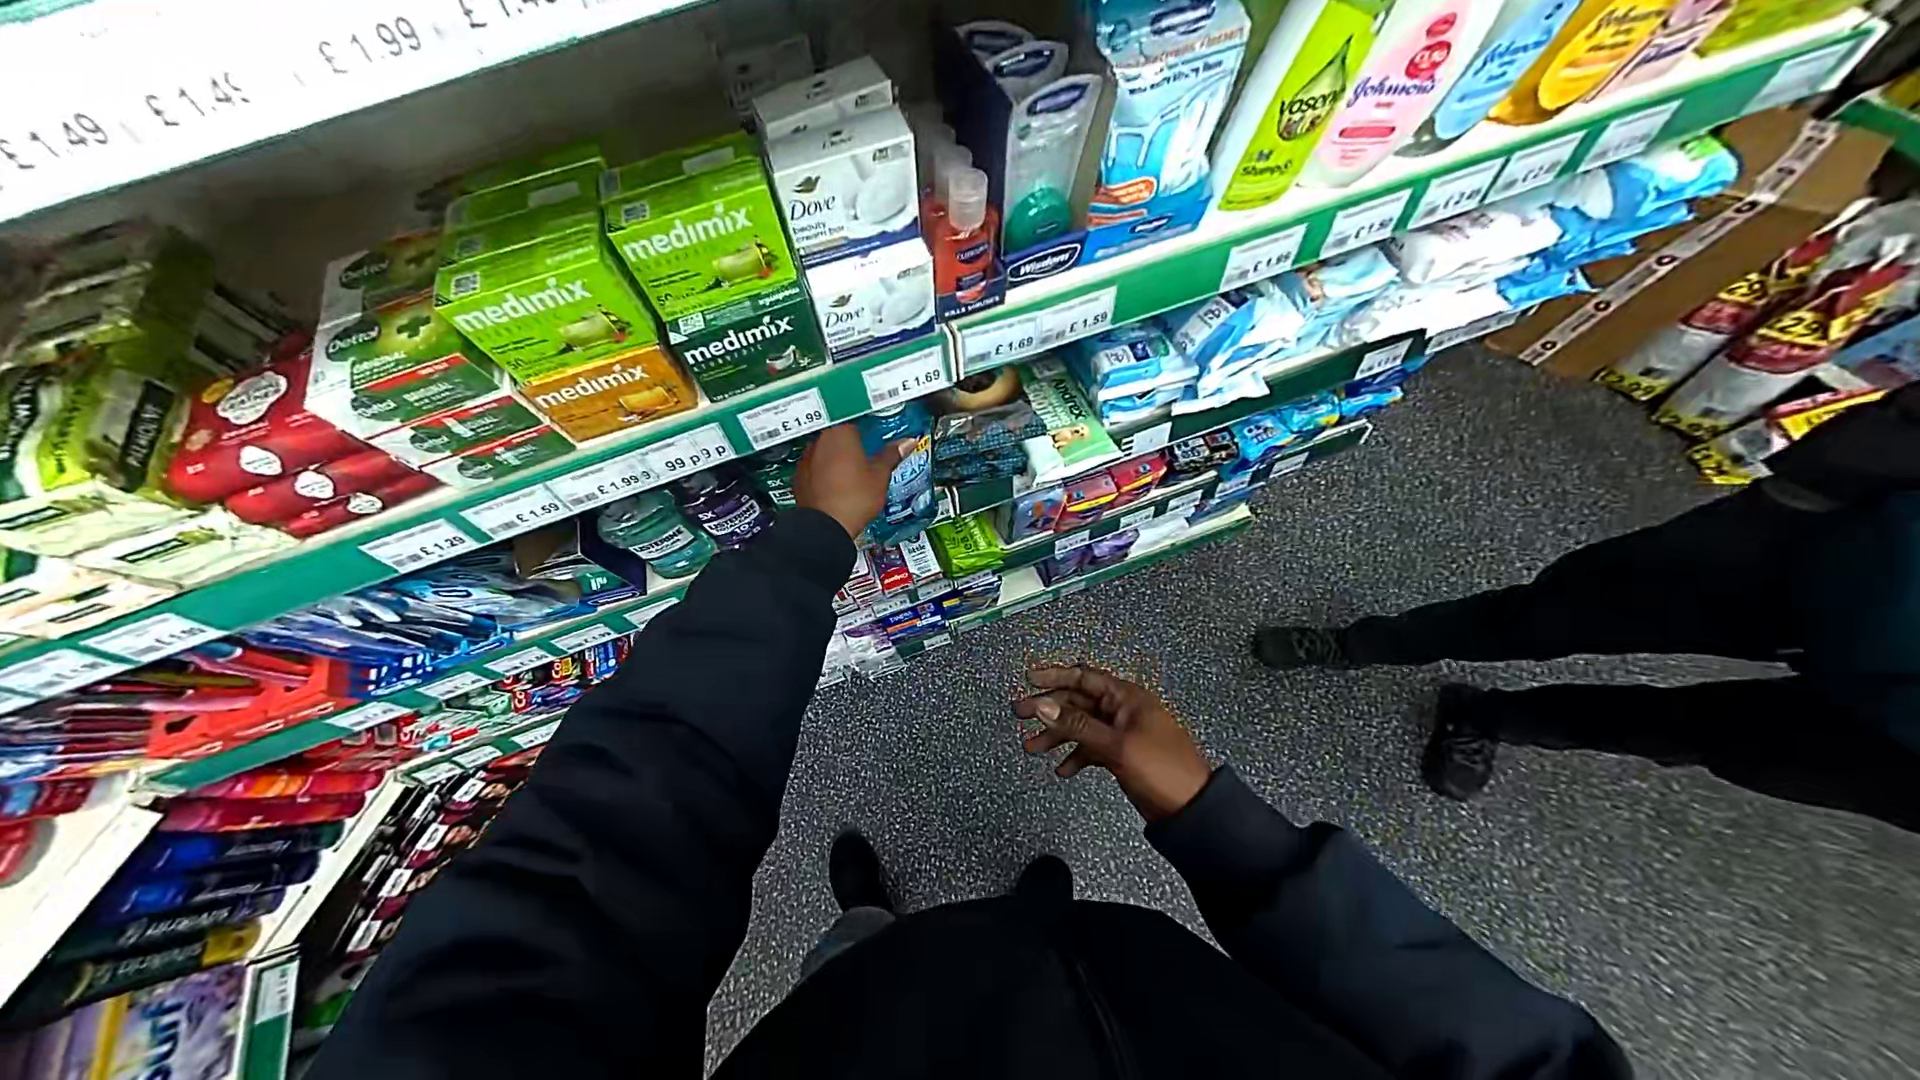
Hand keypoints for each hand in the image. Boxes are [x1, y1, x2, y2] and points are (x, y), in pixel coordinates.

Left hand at [793, 424, 913, 539]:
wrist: (826, 527)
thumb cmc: (855, 499)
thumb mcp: (880, 476)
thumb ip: (892, 455)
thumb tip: (907, 442)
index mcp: (841, 433)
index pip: (857, 420)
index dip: (868, 428)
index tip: (876, 435)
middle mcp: (820, 441)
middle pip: (839, 434)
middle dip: (852, 443)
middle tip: (867, 455)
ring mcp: (806, 459)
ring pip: (825, 450)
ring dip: (836, 457)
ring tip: (852, 472)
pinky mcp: (799, 477)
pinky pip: (815, 467)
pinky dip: (824, 472)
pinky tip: (836, 485)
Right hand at [1014, 665, 1211, 822]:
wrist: (1191, 810)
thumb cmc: (1164, 769)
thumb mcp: (1115, 744)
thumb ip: (1076, 725)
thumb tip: (1043, 705)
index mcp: (1126, 697)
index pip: (1084, 676)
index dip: (1054, 675)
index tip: (1029, 679)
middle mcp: (1122, 710)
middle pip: (1077, 701)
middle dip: (1048, 709)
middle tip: (1021, 714)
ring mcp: (1121, 732)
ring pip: (1080, 726)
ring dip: (1057, 736)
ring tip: (1032, 747)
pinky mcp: (1121, 754)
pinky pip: (1090, 748)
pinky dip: (1076, 756)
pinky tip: (1064, 769)